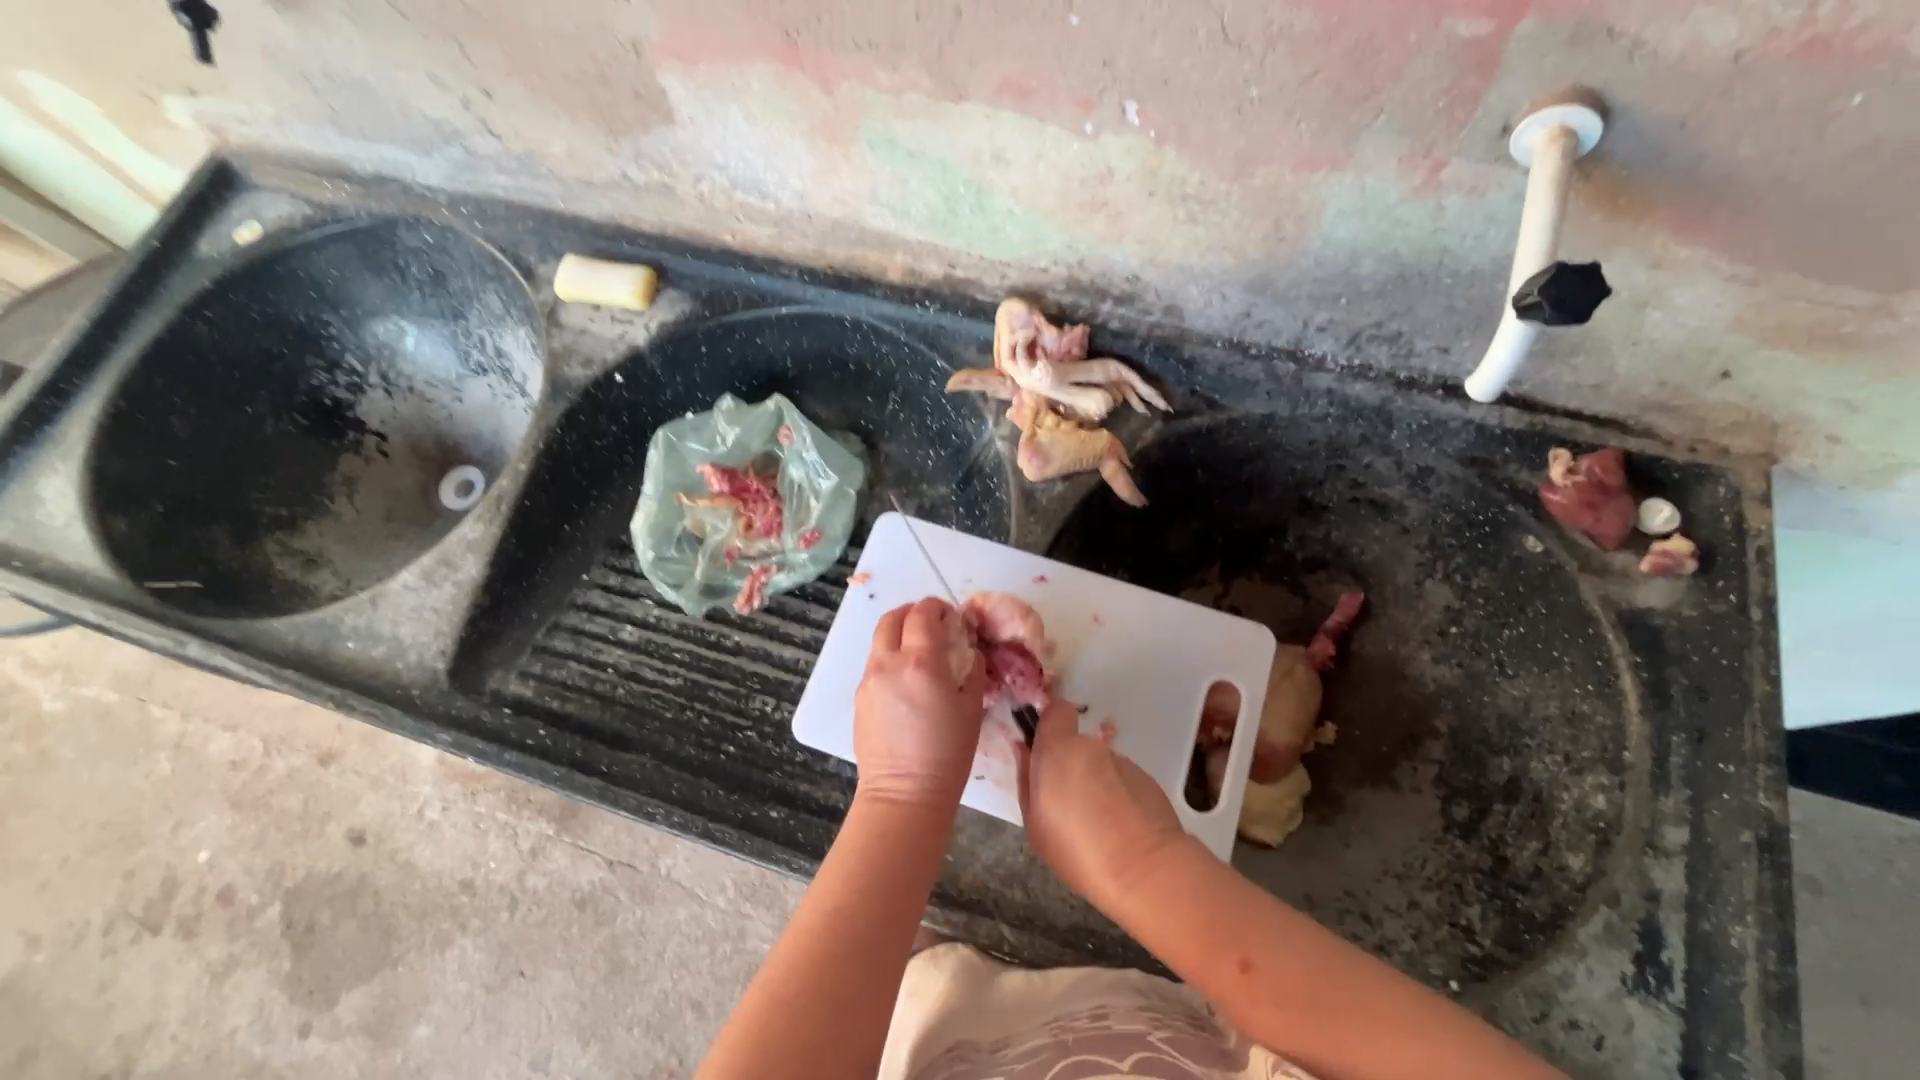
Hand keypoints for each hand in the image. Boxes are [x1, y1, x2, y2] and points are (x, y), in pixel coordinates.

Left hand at [853, 598, 987, 808]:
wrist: (905, 794)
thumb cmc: (948, 754)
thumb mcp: (972, 708)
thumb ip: (971, 670)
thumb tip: (968, 650)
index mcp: (920, 662)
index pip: (924, 614)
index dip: (938, 607)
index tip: (951, 616)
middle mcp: (888, 663)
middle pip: (892, 618)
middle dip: (912, 613)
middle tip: (932, 624)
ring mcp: (869, 681)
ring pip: (880, 641)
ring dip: (899, 636)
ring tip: (919, 654)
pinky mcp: (860, 699)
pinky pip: (874, 666)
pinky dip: (890, 660)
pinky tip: (906, 685)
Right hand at [1019, 699, 1194, 911]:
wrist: (1144, 869)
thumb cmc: (1077, 849)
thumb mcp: (1034, 823)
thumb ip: (1025, 778)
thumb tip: (1022, 748)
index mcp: (1058, 749)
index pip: (1056, 709)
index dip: (1050, 725)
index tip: (1043, 752)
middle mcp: (1091, 747)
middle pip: (1075, 744)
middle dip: (1069, 764)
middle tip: (1065, 802)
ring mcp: (1122, 761)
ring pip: (1099, 764)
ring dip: (1094, 782)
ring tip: (1096, 822)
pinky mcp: (1146, 778)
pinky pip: (1120, 780)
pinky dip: (1117, 795)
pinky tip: (1119, 826)